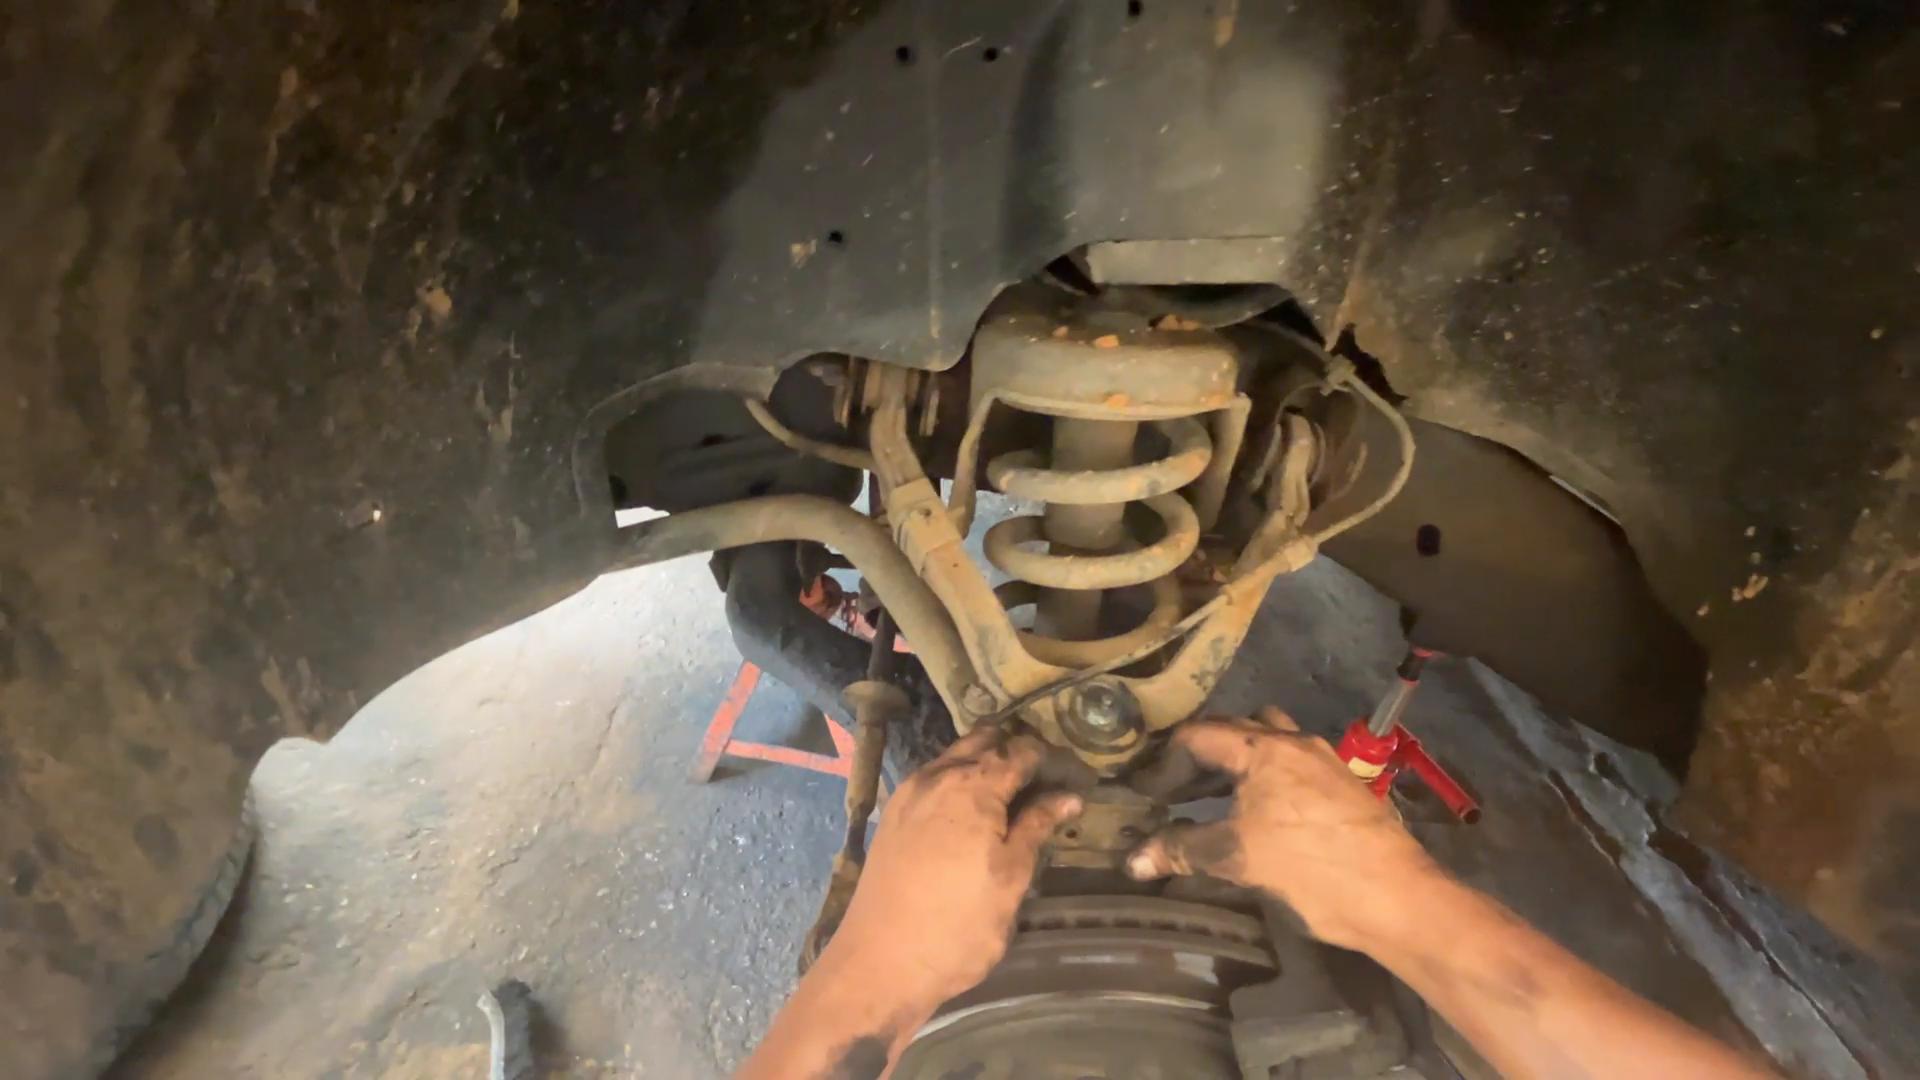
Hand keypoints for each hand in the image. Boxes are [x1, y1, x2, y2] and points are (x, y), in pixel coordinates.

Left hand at [818, 726, 1083, 1012]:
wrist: (879, 961)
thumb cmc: (957, 925)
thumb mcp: (1010, 879)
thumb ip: (1036, 827)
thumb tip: (1067, 795)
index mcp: (974, 785)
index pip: (1021, 751)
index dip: (1049, 757)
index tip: (1069, 773)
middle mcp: (939, 774)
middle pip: (984, 741)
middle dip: (1014, 751)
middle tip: (1041, 779)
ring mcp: (911, 789)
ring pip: (956, 755)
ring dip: (983, 762)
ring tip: (1009, 793)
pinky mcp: (894, 810)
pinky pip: (934, 776)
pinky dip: (957, 778)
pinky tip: (970, 808)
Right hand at [1125, 706, 1443, 949]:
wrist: (1402, 900)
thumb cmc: (1312, 869)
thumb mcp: (1238, 859)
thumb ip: (1182, 850)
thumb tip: (1133, 861)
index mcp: (1261, 748)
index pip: (1197, 735)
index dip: (1166, 762)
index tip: (1151, 792)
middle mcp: (1292, 741)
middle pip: (1231, 728)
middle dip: (1198, 754)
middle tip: (1176, 787)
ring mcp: (1322, 759)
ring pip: (1266, 736)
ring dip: (1236, 755)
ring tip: (1218, 789)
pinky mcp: (1341, 783)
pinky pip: (1290, 759)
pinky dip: (1265, 771)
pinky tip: (1262, 806)